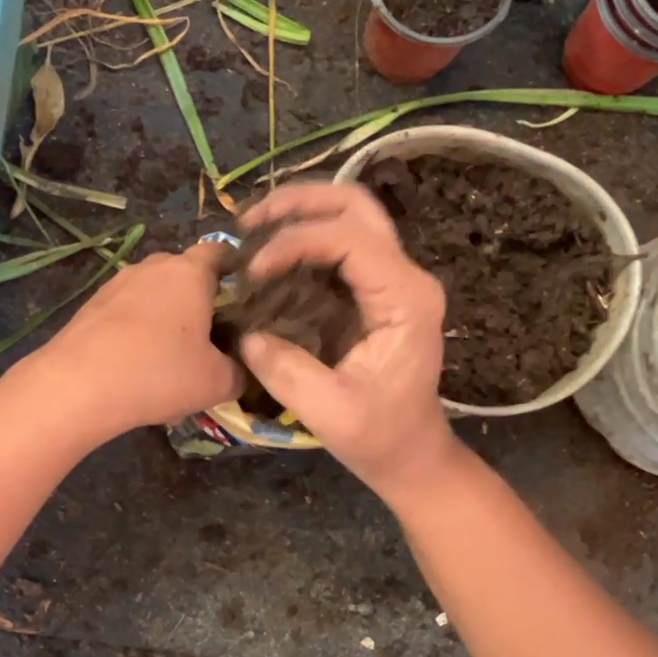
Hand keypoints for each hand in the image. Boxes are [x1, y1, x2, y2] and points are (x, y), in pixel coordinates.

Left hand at [23, 242, 243, 439]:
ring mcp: (116, 284)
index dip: (236, 270)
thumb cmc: (158, 373)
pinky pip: (126, 313)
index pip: (220, 252)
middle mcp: (152, 267)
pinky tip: (137, 367)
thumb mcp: (216, 383)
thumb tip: (242, 370)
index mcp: (189, 272)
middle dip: (198, 299)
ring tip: (171, 357)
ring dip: (164, 317)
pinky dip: (136, 332)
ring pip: (152, 294)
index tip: (246, 298)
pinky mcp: (90, 307)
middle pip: (184, 273)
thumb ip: (239, 372)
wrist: (77, 386)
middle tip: (211, 335)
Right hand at [236, 183, 463, 500]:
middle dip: (300, 202)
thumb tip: (246, 335)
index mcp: (405, 300)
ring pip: (350, 217)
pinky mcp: (373, 291)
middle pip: (356, 207)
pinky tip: (268, 252)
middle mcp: (404, 278)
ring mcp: (391, 281)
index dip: (296, 242)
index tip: (254, 270)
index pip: (351, 240)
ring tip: (252, 228)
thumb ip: (288, 370)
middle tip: (249, 220)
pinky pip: (339, 245)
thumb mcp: (330, 412)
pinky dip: (302, 237)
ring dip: (300, 213)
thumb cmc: (379, 436)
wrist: (411, 454)